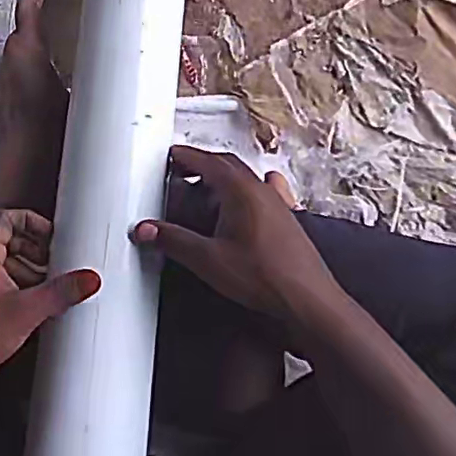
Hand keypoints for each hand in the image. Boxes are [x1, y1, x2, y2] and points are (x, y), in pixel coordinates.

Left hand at [0, 209, 100, 384]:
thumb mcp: (28, 310)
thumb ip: (61, 292)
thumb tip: (84, 280)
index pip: (5, 218)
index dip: (31, 221)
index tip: (51, 234)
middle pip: (10, 240)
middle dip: (36, 248)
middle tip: (54, 260)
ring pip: (8, 264)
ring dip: (31, 269)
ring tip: (51, 283)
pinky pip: (5, 285)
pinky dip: (23, 288)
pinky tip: (38, 305)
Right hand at [131, 146, 347, 341]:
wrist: (307, 299)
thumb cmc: (266, 277)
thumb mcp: (206, 259)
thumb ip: (172, 240)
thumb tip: (148, 230)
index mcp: (241, 192)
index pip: (207, 161)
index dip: (184, 156)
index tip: (170, 156)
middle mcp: (262, 192)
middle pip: (226, 165)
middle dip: (200, 164)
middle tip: (179, 170)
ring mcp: (276, 205)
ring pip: (244, 178)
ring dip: (220, 178)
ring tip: (201, 189)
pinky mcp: (284, 221)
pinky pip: (261, 193)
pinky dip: (242, 192)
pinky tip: (241, 203)